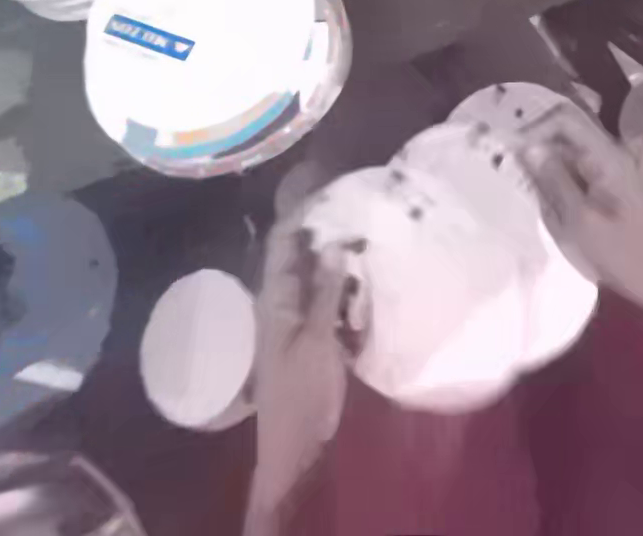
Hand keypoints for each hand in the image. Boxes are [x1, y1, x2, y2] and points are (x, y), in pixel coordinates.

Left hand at [243, 207, 351, 535]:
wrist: (295, 450)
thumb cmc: (302, 393)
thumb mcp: (317, 341)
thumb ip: (325, 292)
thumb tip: (333, 243)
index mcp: (275, 296)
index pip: (282, 241)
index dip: (301, 214)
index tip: (329, 192)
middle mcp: (283, 299)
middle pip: (300, 254)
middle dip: (325, 232)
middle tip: (358, 211)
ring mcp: (297, 318)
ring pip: (316, 275)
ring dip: (336, 259)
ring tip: (366, 238)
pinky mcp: (312, 335)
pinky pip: (327, 299)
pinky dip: (342, 286)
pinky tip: (365, 280)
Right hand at [516, 104, 642, 348]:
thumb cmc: (621, 254)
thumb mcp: (579, 218)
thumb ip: (553, 179)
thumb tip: (527, 146)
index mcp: (606, 156)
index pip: (564, 120)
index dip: (535, 129)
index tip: (512, 152)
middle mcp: (609, 154)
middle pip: (564, 132)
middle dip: (536, 145)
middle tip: (511, 167)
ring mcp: (609, 169)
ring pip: (566, 151)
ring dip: (543, 163)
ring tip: (525, 184)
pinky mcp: (606, 185)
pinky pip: (573, 168)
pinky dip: (555, 177)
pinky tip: (543, 195)